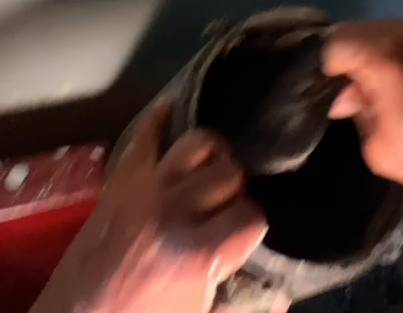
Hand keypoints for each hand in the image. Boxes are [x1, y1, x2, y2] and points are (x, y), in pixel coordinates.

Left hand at [33, 103, 266, 312]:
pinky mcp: (121, 176)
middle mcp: (176, 209)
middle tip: (224, 207)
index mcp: (197, 253)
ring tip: (209, 170)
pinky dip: (160, 116)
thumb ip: (239, 306)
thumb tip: (282, 296)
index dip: (252, 225)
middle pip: (229, 172)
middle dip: (234, 190)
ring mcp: (146, 185)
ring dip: (211, 154)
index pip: (251, 216)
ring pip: (198, 142)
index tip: (242, 235)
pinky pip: (145, 132)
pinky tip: (173, 109)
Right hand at [323, 19, 402, 212]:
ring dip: (378, 49)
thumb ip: (357, 110)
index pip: (335, 42)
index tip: (333, 88)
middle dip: (351, 53)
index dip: (328, 66)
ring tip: (387, 82)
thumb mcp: (380, 147)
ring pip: (387, 27)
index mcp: (384, 57)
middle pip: (359, 28)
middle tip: (355, 85)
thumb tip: (344, 94)